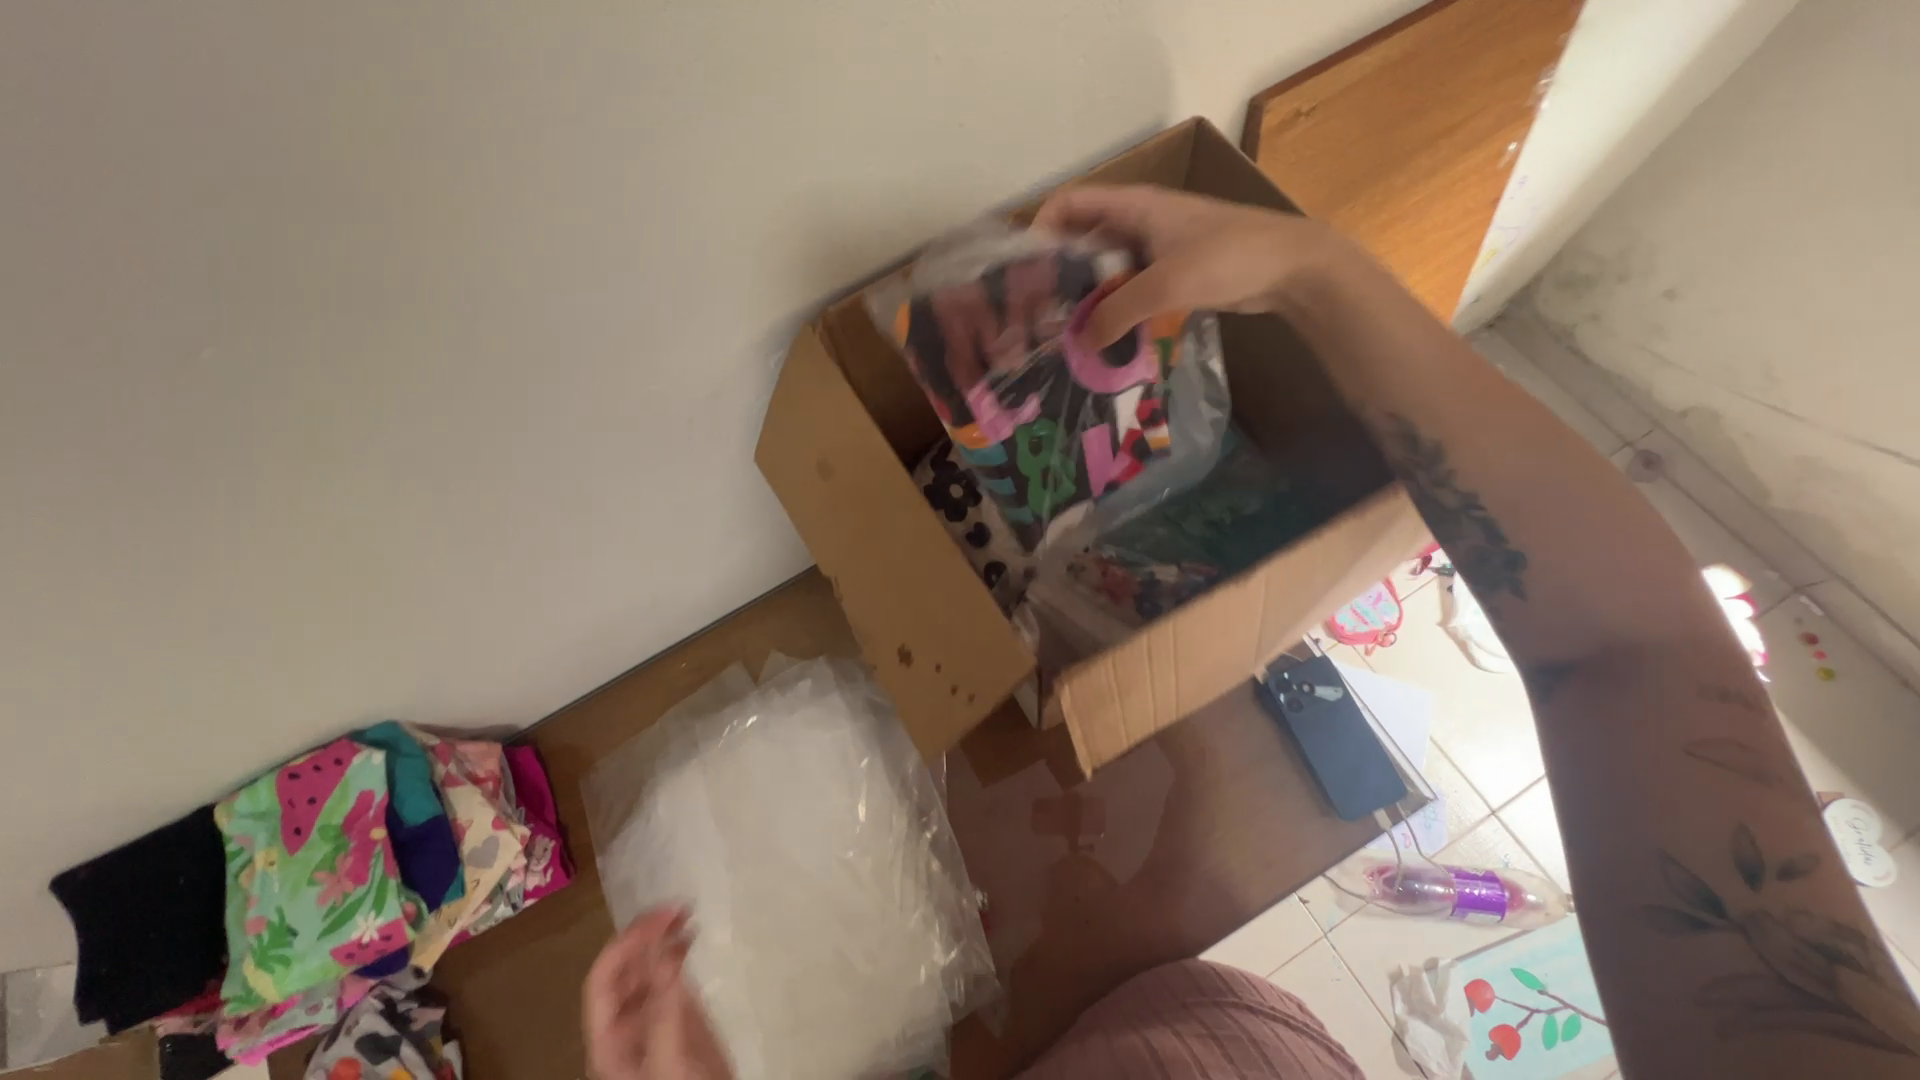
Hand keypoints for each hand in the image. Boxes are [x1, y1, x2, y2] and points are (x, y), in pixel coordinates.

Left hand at [583, 907, 733, 1079]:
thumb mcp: (670, 1062)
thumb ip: (666, 1010)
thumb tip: (665, 953)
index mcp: (610, 1041)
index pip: (603, 982)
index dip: (625, 946)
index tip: (659, 919)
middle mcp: (626, 1027)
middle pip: (625, 971)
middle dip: (645, 935)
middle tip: (677, 907)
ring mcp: (653, 1023)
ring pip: (648, 971)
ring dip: (661, 939)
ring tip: (685, 913)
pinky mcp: (680, 1021)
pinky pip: (671, 980)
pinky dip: (678, 954)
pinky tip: (690, 937)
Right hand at [1032, 184, 1346, 346]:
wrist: (1291, 267)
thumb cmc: (1229, 257)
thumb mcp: (1166, 284)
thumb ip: (1118, 313)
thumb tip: (1081, 343)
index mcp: (1134, 205)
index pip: (1070, 203)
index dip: (1042, 229)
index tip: (1024, 271)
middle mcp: (1139, 221)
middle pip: (1083, 239)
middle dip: (1060, 273)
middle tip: (1041, 313)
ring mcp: (1156, 248)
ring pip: (1106, 268)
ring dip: (1087, 296)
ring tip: (1066, 332)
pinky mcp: (1172, 273)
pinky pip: (1130, 288)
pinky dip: (1115, 308)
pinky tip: (1105, 338)